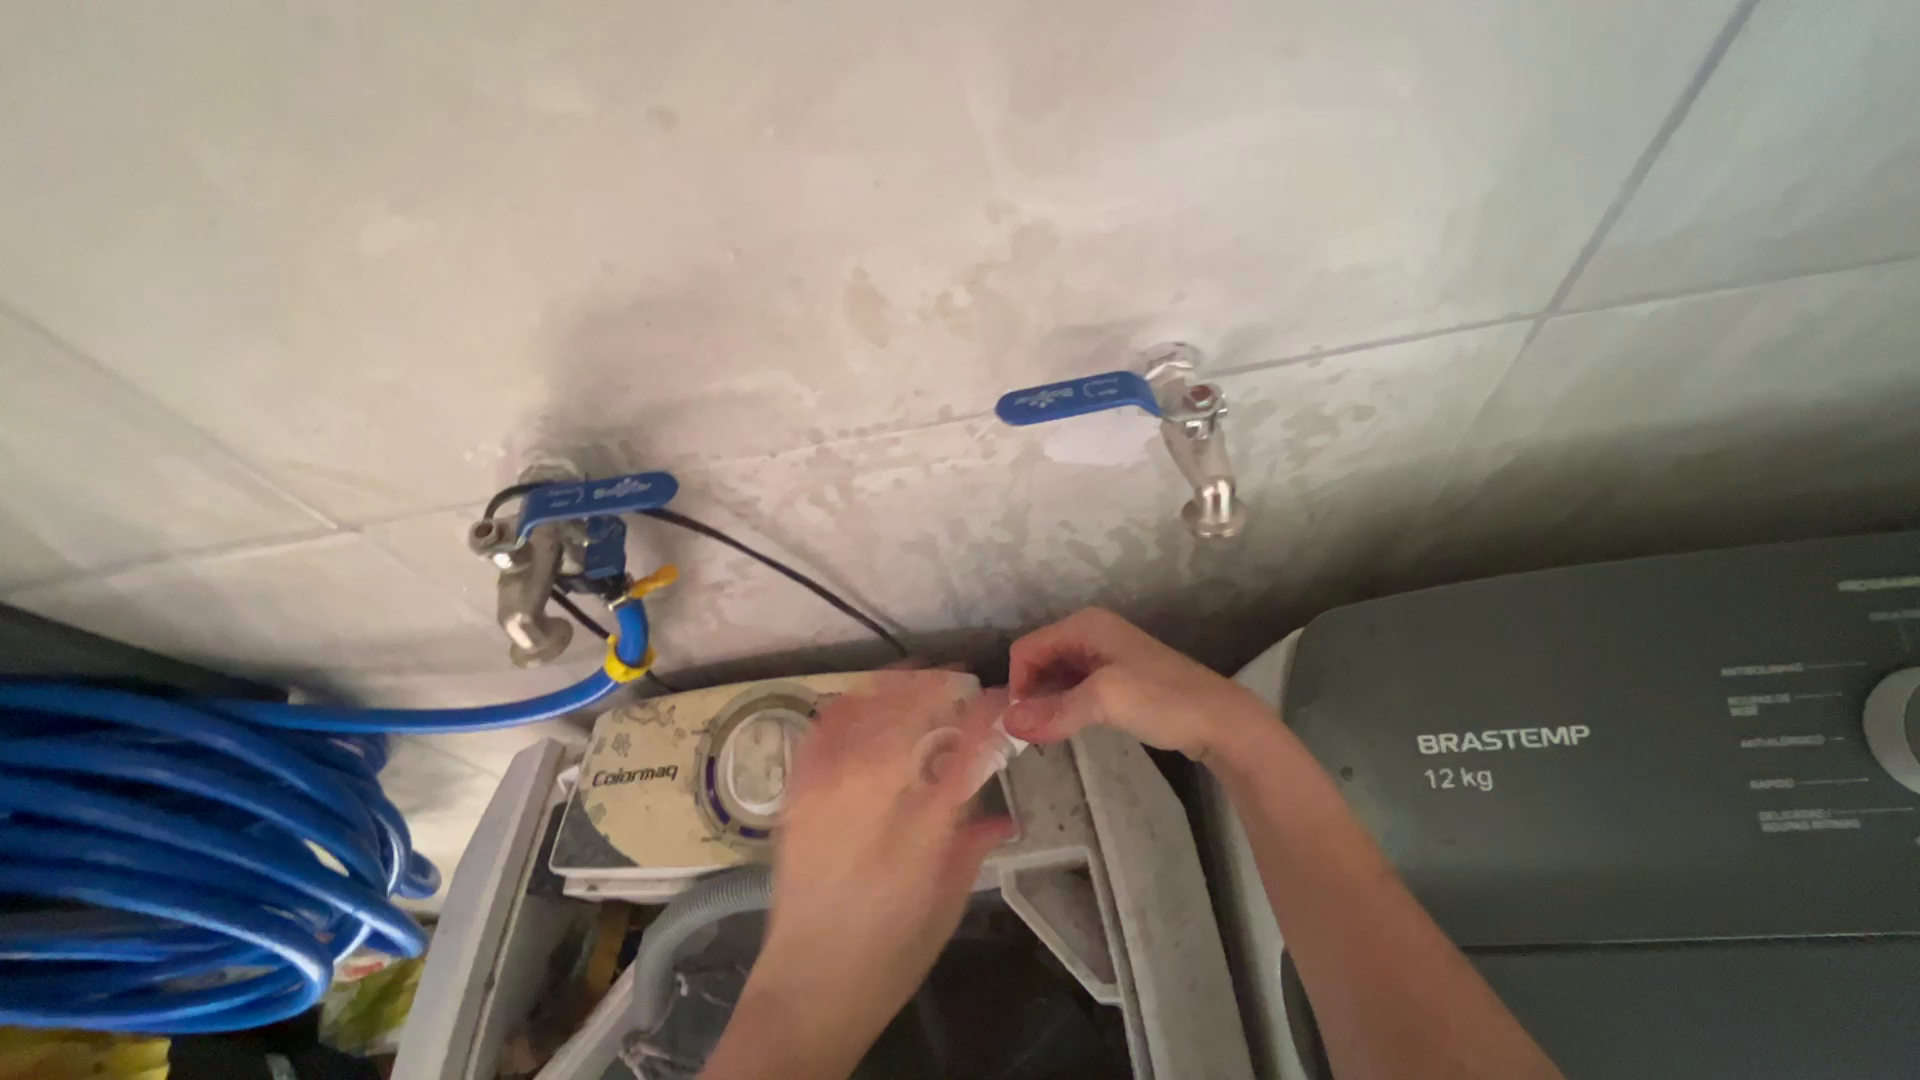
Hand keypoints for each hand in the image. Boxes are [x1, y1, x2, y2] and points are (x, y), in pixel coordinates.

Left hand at [708, 672, 1012, 1079]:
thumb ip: (973, 846)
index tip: (1001, 700)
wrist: (808, 986)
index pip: (965, 748)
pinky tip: (864, 701)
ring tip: (919, 681)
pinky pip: (822, 729)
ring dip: (899, 687)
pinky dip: (848, 706)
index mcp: (926, 825)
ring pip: (867, 708)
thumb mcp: (949, 903)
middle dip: (943, 687)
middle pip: (913, 711)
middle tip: (962, 685)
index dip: (987, 714)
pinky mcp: (797, 793)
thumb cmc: (891, 954)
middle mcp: (876, 794)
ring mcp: (829, 788)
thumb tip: (1003, 815)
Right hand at [1001, 607, 1269, 764]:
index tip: (1021, 724)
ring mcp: (1106, 656)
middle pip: (1040, 660)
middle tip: (1032, 734)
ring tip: (1049, 735)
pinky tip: (1070, 728)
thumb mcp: (1104, 701)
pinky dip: (1066, 706)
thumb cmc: (1163, 700)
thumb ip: (1054, 711)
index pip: (1027, 650)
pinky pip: (1077, 688)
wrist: (1222, 721)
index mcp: (1086, 625)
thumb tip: (1007, 724)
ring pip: (1057, 676)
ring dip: (1047, 703)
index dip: (1018, 685)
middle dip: (1031, 693)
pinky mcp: (1118, 679)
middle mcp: (1092, 633)